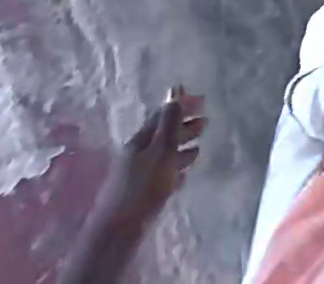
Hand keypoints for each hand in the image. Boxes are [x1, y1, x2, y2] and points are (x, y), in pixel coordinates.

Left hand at [93, 88, 206, 233]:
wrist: (117, 234)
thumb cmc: (142, 187)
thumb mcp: (160, 150)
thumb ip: (169, 122)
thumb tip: (175, 89)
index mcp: (142, 138)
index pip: (164, 114)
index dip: (183, 105)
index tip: (203, 100)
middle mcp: (140, 152)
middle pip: (165, 133)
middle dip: (185, 125)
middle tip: (206, 121)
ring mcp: (140, 174)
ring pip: (165, 155)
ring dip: (183, 148)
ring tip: (200, 147)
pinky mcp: (143, 194)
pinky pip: (163, 175)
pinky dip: (176, 170)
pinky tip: (185, 175)